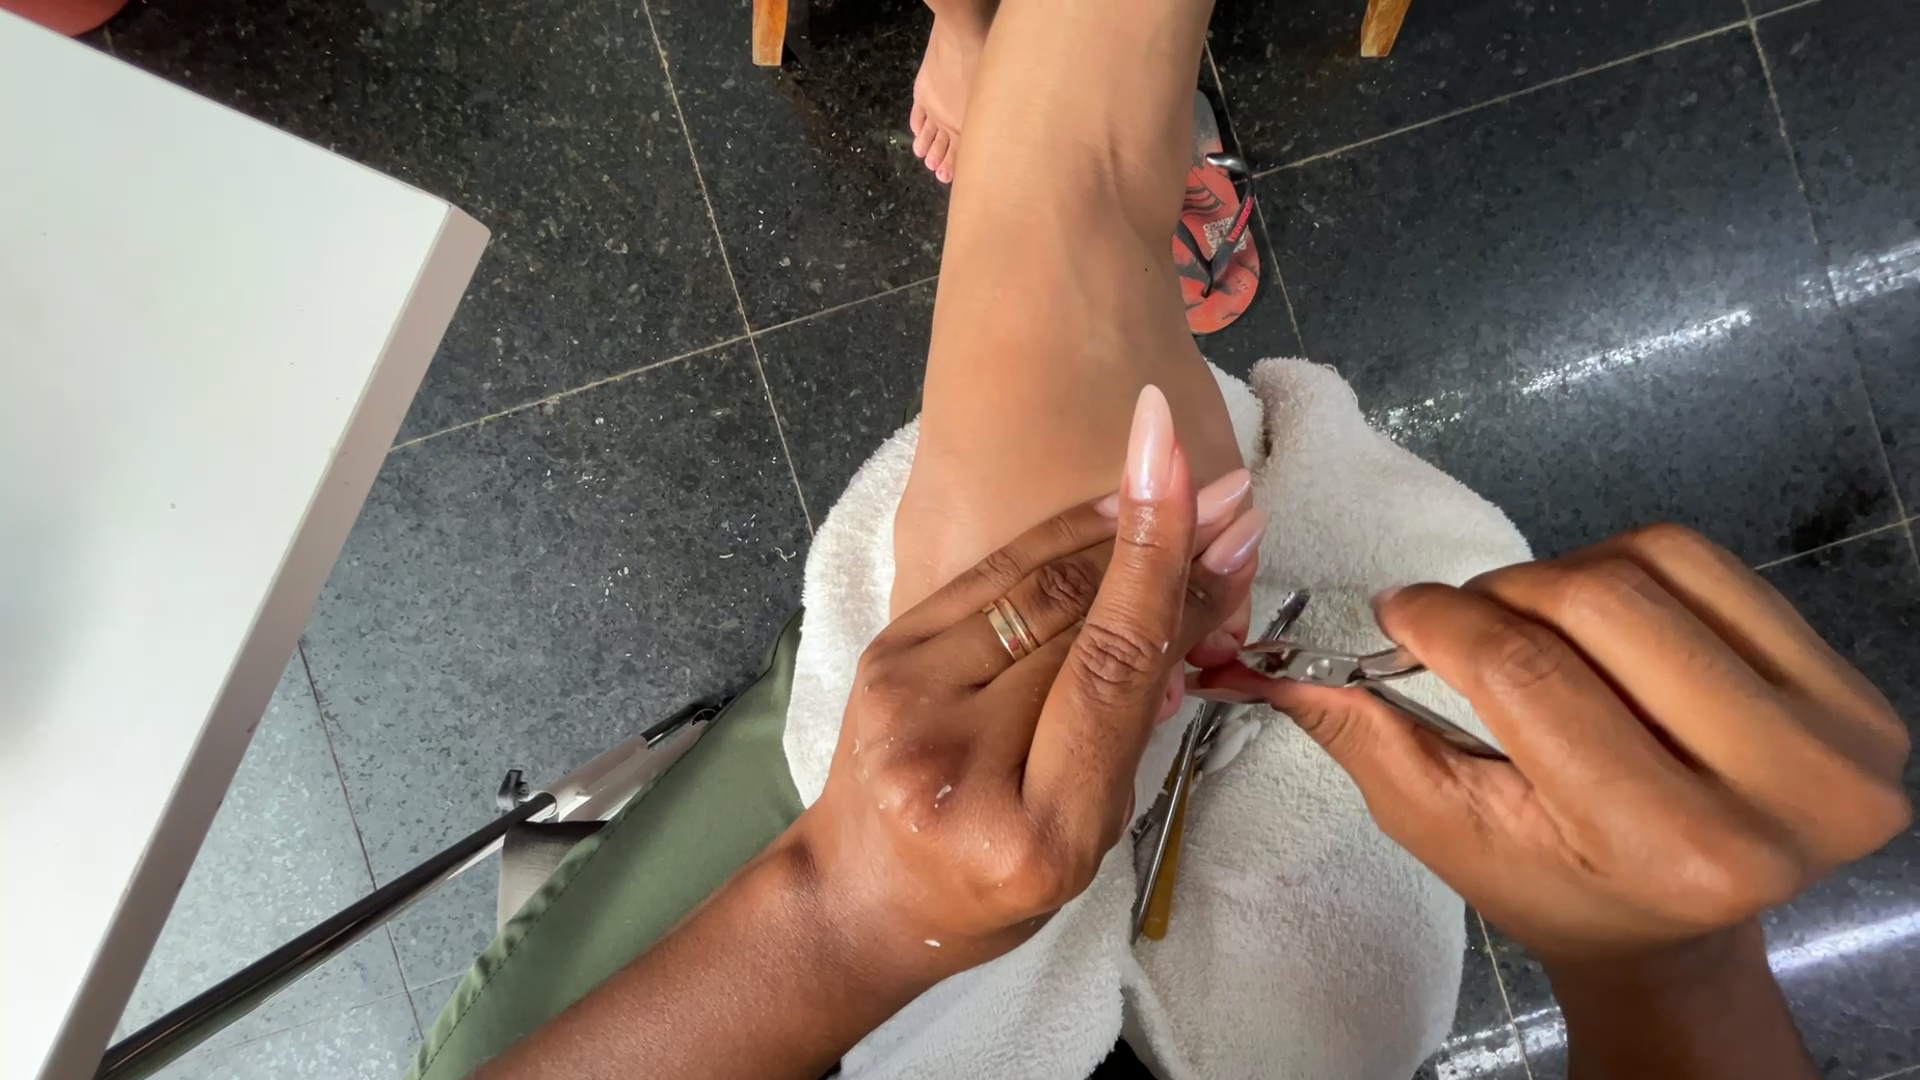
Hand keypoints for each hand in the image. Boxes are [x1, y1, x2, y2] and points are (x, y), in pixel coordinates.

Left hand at [790, 386, 1265, 982]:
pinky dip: (1049, 539)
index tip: (1221, 505)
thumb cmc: (993, 885)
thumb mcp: (1089, 828)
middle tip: (1223, 494)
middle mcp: (952, 753)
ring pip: (1028, 582)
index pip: (1111, 671)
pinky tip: (1100, 512)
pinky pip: (981, 577)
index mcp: (1031, 830)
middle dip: (1156, 541)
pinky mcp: (881, 652)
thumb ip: (1133, 715)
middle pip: (1072, 616)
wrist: (863, 887)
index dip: (1164, 573)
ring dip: (1109, 526)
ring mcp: (902, 694)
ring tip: (1167, 476)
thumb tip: (1198, 591)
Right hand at [1200, 524, 1910, 963]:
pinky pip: (1703, 562)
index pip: (1527, 673)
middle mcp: (1786, 788)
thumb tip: (1258, 663)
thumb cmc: (1539, 880)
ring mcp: (1844, 733)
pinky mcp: (1855, 691)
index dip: (1438, 619)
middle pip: (1593, 601)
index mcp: (1666, 842)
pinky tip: (1593, 621)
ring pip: (1646, 565)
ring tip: (1526, 627)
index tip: (1396, 613)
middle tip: (1455, 623)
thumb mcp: (1433, 823)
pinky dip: (1618, 565)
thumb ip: (1356, 732)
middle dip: (1491, 595)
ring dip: (1550, 579)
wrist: (1675, 919)